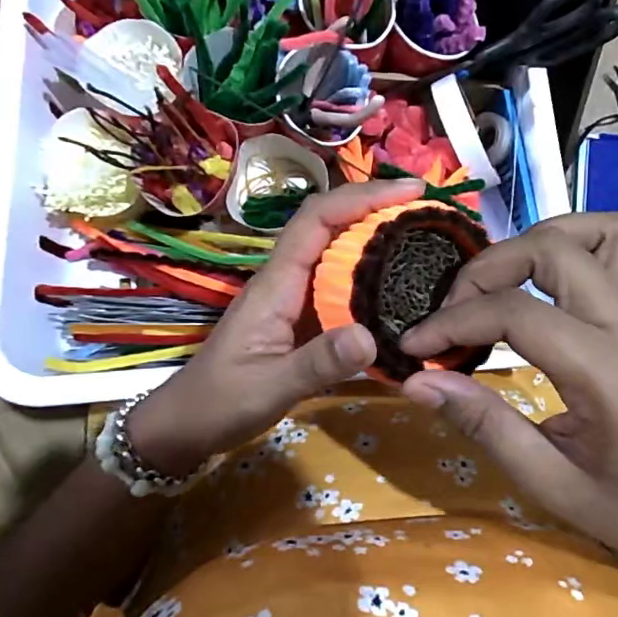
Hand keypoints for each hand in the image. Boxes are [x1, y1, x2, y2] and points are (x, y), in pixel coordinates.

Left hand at [124, 179, 426, 474]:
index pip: (318, 219)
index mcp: (277, 283)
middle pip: (332, 225)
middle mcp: (288, 280)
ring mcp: (296, 299)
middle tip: (429, 212)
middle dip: (377, 209)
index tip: (410, 190)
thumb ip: (318, 364)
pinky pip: (343, 286)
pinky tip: (401, 288)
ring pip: (339, 254)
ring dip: (378, 239)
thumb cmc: (221, 402)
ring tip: (425, 239)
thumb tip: (371, 337)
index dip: (362, 197)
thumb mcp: (270, 387)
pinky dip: (373, 277)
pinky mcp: (304, 321)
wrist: (188, 426)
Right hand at [397, 214, 617, 616]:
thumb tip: (417, 383)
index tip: (416, 346)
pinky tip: (538, 285)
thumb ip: (484, 425)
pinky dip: (569, 247)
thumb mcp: (547, 482)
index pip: (518, 313)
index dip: (454, 321)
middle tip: (453, 311)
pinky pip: (613, 248)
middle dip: (488, 268)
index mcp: (608, 373)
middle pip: (554, 249)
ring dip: (536, 241)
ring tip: (496, 286)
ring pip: (597, 230)